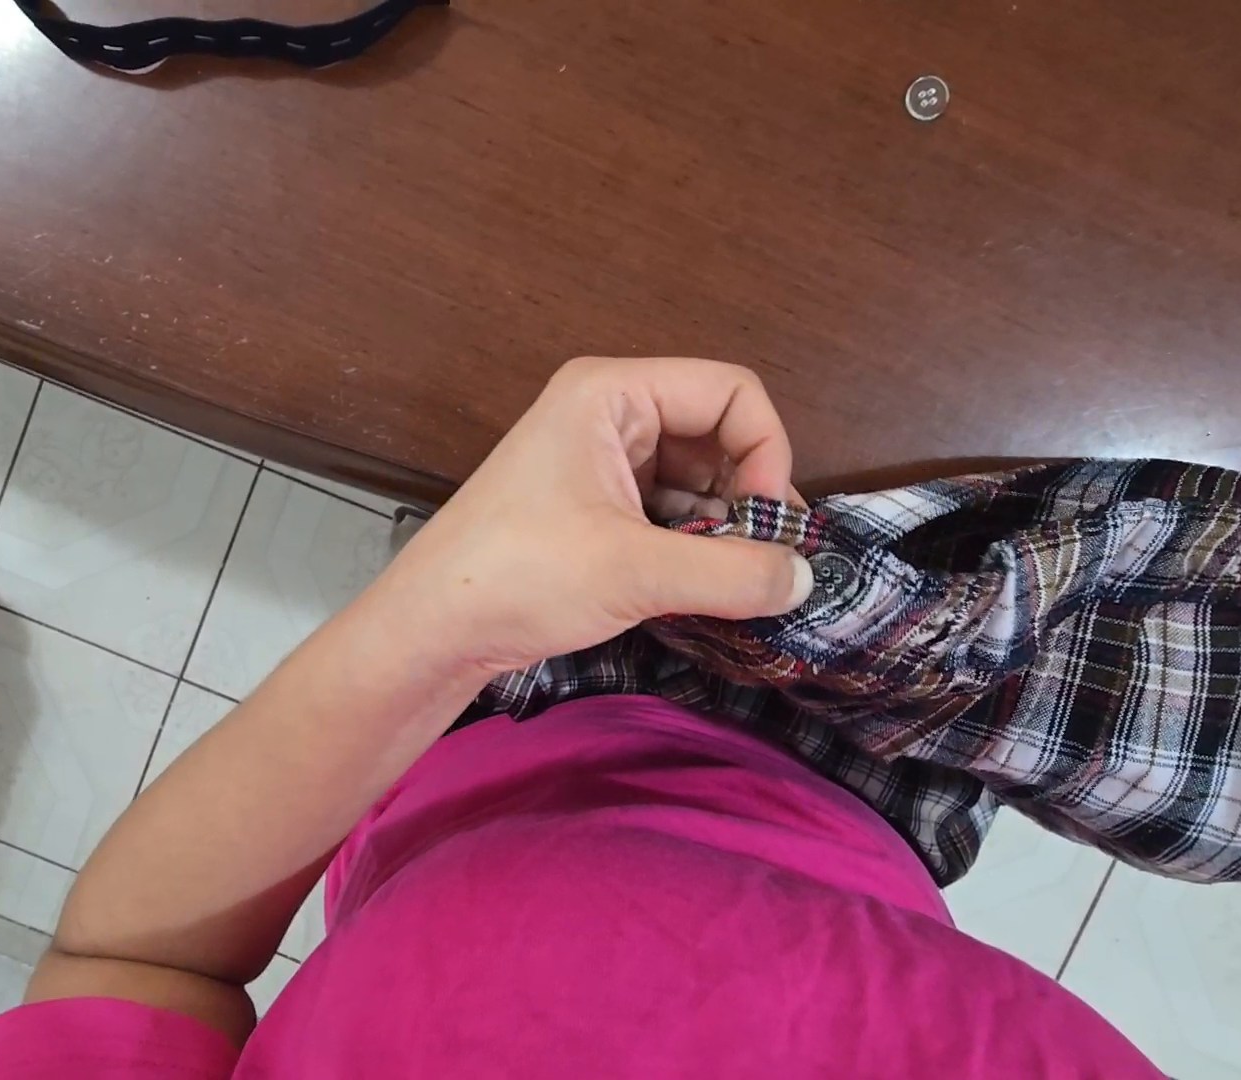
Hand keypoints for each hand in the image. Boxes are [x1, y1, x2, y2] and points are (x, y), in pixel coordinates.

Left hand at [368, 356, 812, 677]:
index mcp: (611, 393)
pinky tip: (696, 585)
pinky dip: (686, 542)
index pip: (729, 391)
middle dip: (744, 495)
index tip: (771, 525)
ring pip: (689, 478)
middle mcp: (604, 414)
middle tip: (761, 561)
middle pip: (712, 434)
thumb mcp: (636, 570)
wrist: (434, 628)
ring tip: (729, 581)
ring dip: (717, 526)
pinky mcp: (586, 507)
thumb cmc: (523, 575)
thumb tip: (806, 580)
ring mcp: (592, 462)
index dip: (767, 451)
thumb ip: (733, 573)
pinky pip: (660, 510)